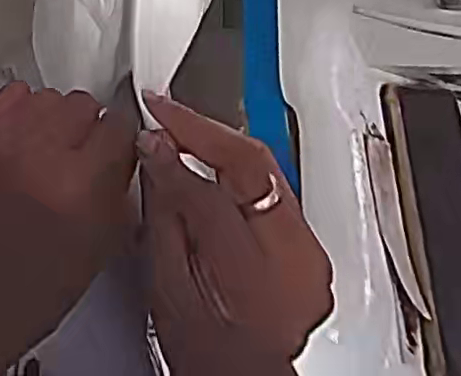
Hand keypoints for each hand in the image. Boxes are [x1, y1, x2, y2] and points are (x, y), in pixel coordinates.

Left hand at [0, 82, 136, 375]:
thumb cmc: (32, 285)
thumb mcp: (100, 243)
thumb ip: (121, 183)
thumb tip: (127, 145)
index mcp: (78, 186)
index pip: (119, 125)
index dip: (122, 140)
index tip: (117, 149)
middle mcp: (40, 154)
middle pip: (86, 104)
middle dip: (90, 130)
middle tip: (82, 157)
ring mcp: (4, 140)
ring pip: (52, 96)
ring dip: (57, 120)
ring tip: (50, 151)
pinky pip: (15, 94)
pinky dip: (24, 111)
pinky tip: (26, 140)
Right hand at [138, 92, 332, 373]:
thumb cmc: (205, 352)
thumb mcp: (167, 285)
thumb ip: (164, 213)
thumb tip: (157, 152)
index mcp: (253, 280)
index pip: (209, 195)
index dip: (174, 156)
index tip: (150, 134)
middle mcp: (294, 261)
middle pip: (251, 166)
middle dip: (202, 128)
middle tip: (165, 108)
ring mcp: (309, 251)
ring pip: (265, 167)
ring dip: (219, 138)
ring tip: (182, 121)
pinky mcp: (311, 243)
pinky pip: (273, 182)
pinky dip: (239, 161)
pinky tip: (211, 148)